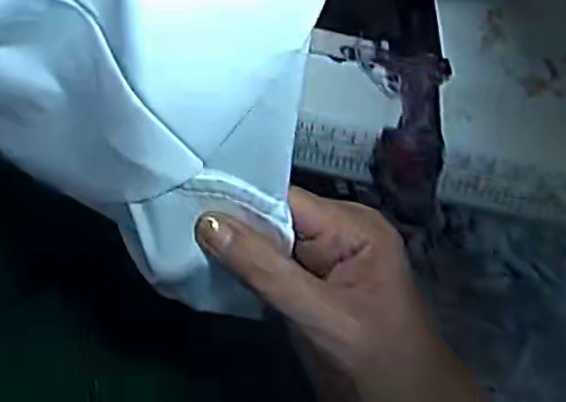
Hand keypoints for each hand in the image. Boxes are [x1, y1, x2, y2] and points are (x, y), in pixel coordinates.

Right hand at [197, 188, 480, 401]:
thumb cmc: (386, 368)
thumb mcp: (327, 320)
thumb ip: (268, 271)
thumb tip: (206, 221)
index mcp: (352, 225)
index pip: (280, 197)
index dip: (235, 198)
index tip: (188, 198)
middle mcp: (334, 230)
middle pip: (267, 213)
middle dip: (228, 221)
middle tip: (179, 217)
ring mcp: (319, 256)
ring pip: (260, 236)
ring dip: (229, 243)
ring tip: (186, 236)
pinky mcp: (305, 280)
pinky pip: (263, 259)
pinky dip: (239, 263)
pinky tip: (210, 262)